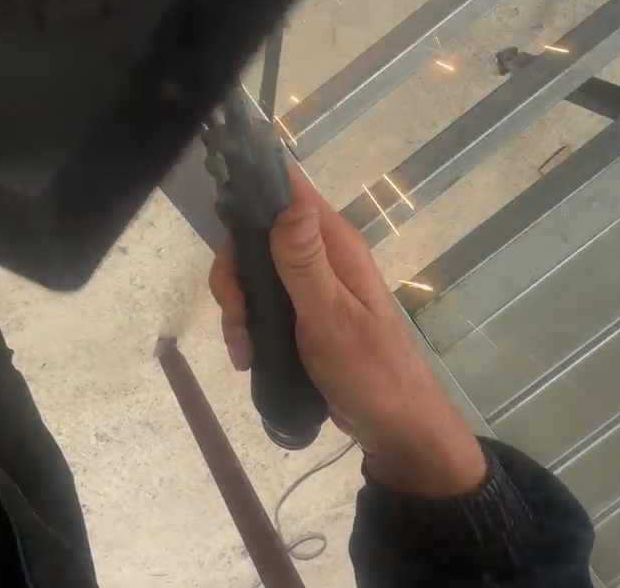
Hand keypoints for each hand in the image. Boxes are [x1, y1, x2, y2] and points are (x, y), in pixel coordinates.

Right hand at [208, 168, 486, 497]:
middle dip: (235, 271)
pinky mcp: (300, 311)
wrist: (397, 432)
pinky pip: (260, 301)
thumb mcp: (331, 317)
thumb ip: (305, 262)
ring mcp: (309, 283)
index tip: (223, 212)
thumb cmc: (371, 372)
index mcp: (334, 244)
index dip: (253, 187)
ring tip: (242, 345)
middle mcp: (320, 254)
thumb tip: (291, 203)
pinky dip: (247, 323)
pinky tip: (247, 354)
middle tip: (236, 311)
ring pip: (252, 270)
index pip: (289, 189)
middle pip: (256, 234)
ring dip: (238, 305)